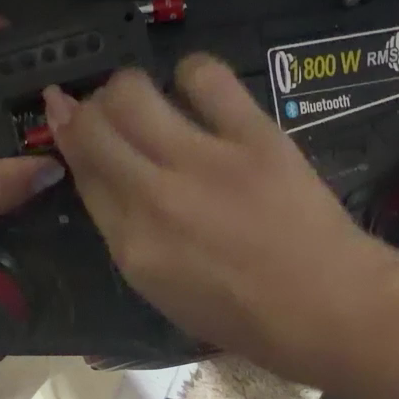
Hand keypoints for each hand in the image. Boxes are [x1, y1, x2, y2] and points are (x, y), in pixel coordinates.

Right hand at [43, 55, 398, 361]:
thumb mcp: (174, 300)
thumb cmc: (253, 323)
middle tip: (106, 115)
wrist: (329, 308)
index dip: (73, 145)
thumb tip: (120, 191)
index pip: (84, 176)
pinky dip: (191, 75)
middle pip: (94, 127)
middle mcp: (154, 198)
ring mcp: (202, 161)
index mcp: (135, 250)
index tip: (70, 126)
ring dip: (127, 90)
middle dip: (87, 111)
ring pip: (132, 92)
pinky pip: (204, 75)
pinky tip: (199, 92)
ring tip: (148, 102)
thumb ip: (138, 245)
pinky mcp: (252, 134)